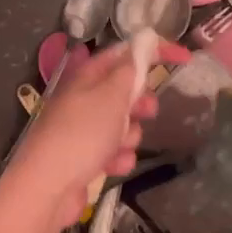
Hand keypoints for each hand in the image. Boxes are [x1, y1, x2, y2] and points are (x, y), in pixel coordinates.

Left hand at [6, 30, 190, 227]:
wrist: (48, 188)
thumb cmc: (83, 133)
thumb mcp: (112, 95)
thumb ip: (130, 70)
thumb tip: (141, 44)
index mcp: (88, 75)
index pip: (125, 53)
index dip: (154, 51)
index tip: (183, 57)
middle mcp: (85, 97)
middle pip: (124, 90)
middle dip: (140, 103)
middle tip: (148, 111)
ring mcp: (84, 128)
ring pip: (123, 123)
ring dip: (130, 135)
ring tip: (122, 146)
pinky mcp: (86, 157)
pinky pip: (114, 150)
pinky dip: (118, 157)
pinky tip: (114, 166)